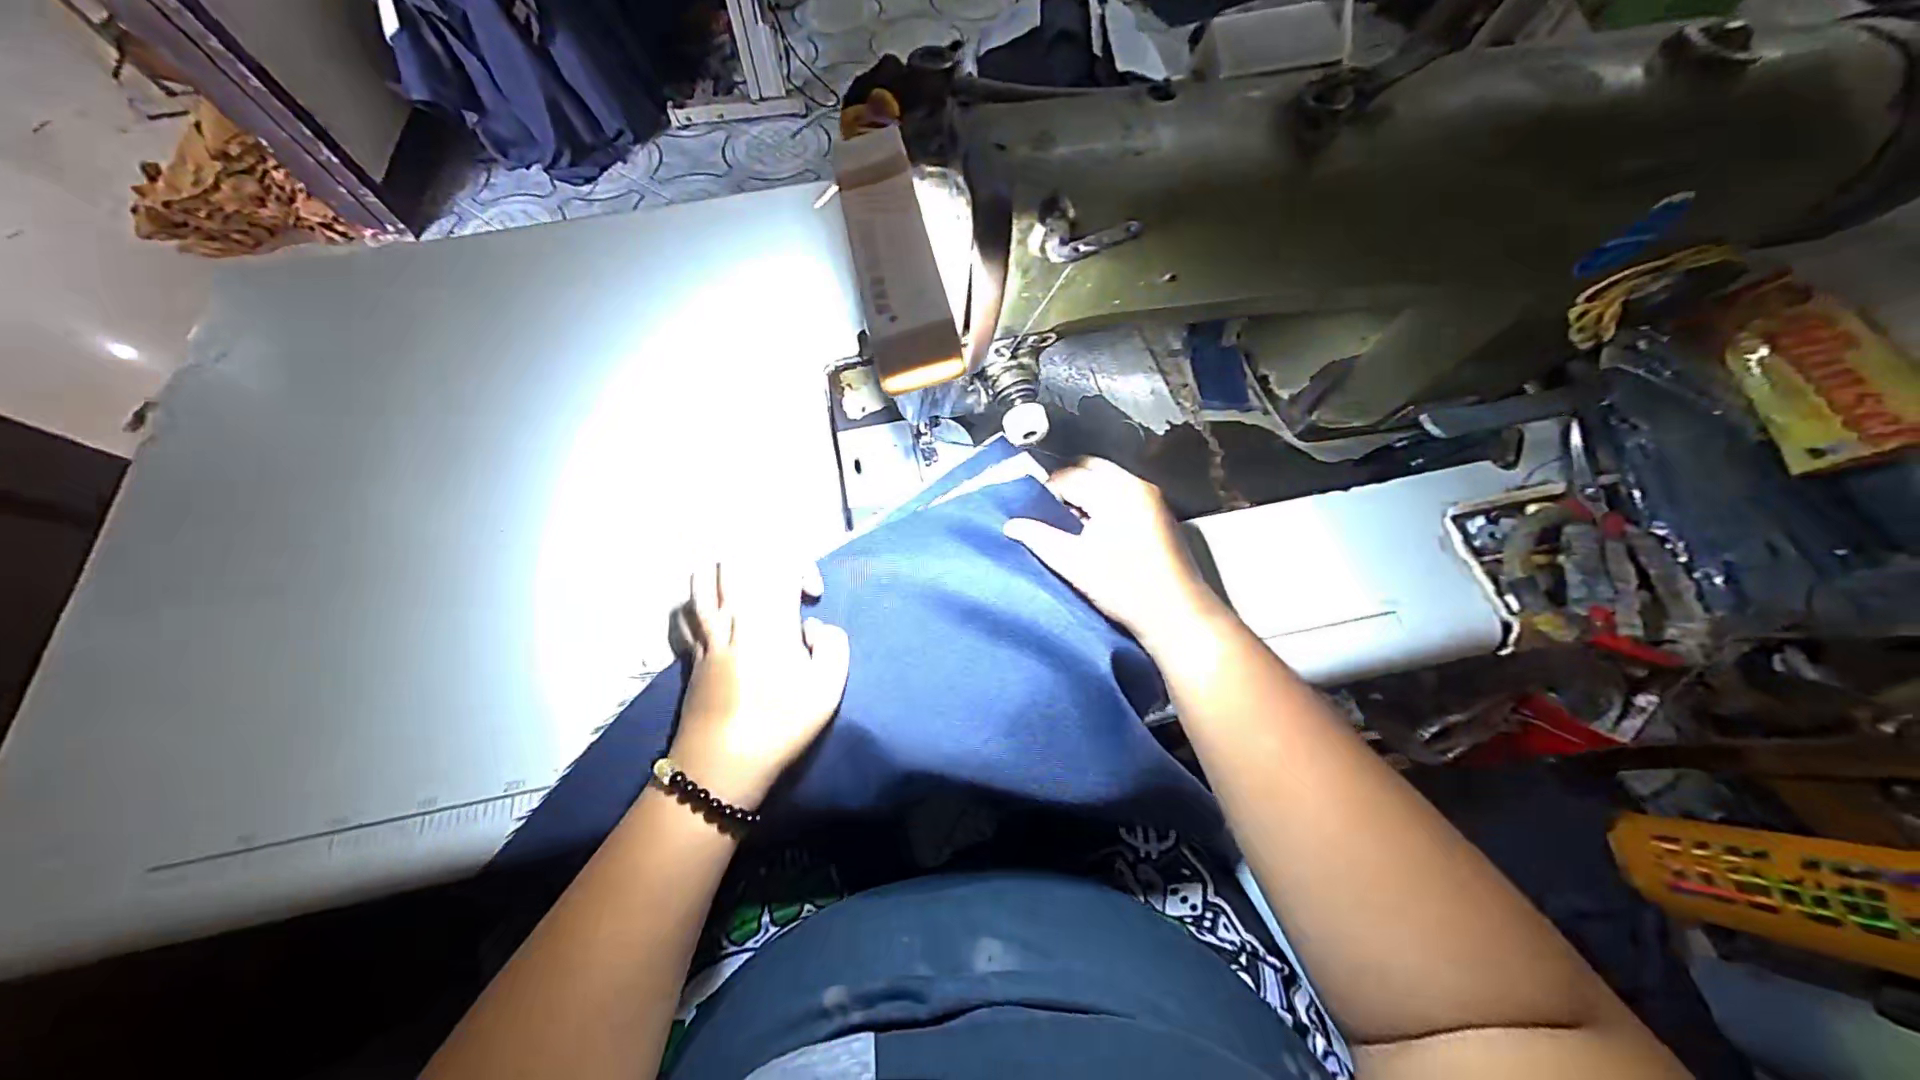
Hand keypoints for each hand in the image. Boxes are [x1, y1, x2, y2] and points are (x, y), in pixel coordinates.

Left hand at [666, 560, 850, 809]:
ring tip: (745, 588)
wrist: (721, 763)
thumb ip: (833, 645)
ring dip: (725, 573)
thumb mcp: (829, 688)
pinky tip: (713, 616)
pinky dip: (699, 604)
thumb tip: (811, 629)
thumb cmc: (780, 724)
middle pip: (737, 560)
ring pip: (702, 580)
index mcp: (768, 619)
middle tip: (779, 586)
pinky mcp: (691, 655)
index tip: (812, 597)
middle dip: (763, 560)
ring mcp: (707, 635)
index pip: (781, 562)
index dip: (801, 566)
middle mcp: (733, 617)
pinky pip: (686, 613)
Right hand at [1003, 458, 1231, 647]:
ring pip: (1105, 480)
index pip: (1067, 477)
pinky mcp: (1158, 514)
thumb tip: (1011, 525)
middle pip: (1088, 469)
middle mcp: (1136, 486)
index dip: (1043, 492)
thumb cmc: (1126, 590)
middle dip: (1065, 485)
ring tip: (1068, 524)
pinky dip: (1102, 502)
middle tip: (1047, 513)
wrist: (1178, 616)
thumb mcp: (1073, 564)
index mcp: (1115, 492)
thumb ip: (1039, 538)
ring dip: (1084, 493)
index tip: (1030, 511)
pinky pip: (1121, 493)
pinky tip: (1092, 531)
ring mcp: (1150, 499)